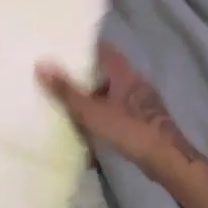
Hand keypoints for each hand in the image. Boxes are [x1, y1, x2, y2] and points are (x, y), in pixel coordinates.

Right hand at [37, 43, 203, 176]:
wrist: (165, 158)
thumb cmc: (129, 129)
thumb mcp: (92, 111)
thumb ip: (66, 91)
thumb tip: (41, 63)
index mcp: (125, 75)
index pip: (106, 52)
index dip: (88, 49)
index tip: (68, 50)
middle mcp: (137, 85)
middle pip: (109, 76)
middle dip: (88, 81)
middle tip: (64, 84)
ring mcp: (145, 105)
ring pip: (115, 98)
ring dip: (97, 104)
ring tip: (74, 112)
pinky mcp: (147, 123)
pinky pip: (122, 116)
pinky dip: (107, 121)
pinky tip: (95, 136)